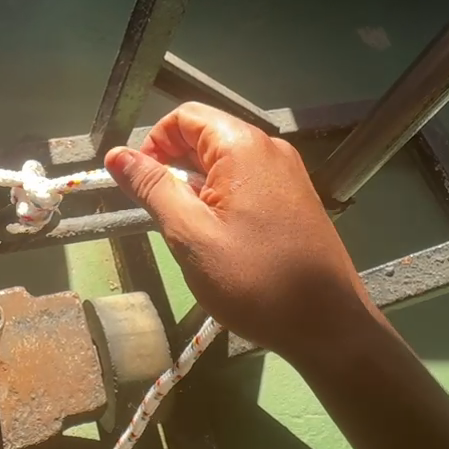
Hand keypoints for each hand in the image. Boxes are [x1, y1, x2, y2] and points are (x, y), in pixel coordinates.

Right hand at [106, 103, 372, 356]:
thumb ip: (151, 187)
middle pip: (205, 135)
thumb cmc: (256, 281)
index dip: (153, 143)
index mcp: (243, 146)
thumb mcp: (190, 235)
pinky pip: (246, 179)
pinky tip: (219, 236)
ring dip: (196, 184)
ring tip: (189, 229)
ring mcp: (287, 172)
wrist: (332, 331)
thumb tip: (116, 155)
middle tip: (162, 211)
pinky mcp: (296, 197)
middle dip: (174, 165)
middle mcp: (269, 148)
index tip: (140, 183)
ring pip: (223, 160)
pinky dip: (221, 196)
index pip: (184, 117)